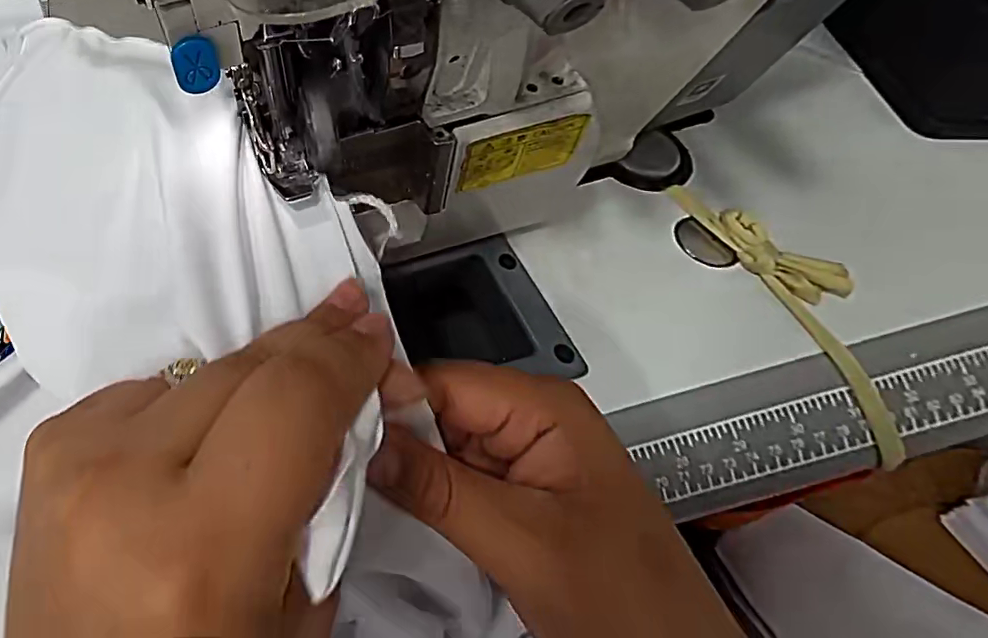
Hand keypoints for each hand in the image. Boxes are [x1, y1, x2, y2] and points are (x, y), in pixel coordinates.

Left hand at [6, 279, 397, 637]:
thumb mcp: (292, 613)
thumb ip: (319, 497)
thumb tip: (333, 395)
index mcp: (197, 549)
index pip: (289, 401)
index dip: (341, 356)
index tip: (369, 332)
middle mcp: (123, 485)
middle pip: (239, 368)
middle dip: (303, 342)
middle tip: (344, 318)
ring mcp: (76, 455)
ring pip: (194, 372)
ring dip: (241, 384)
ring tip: (265, 416)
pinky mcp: (49, 441)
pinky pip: (143, 392)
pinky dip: (181, 407)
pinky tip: (190, 448)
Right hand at [367, 362, 742, 637]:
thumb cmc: (639, 607)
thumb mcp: (524, 543)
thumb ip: (439, 487)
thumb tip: (370, 443)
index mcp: (542, 406)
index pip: (438, 380)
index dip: (389, 403)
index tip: (348, 431)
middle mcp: (527, 417)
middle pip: (432, 406)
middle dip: (396, 438)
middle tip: (355, 466)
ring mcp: (517, 453)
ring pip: (435, 440)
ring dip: (408, 466)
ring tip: (377, 488)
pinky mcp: (509, 486)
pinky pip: (449, 470)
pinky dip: (424, 488)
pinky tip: (407, 504)